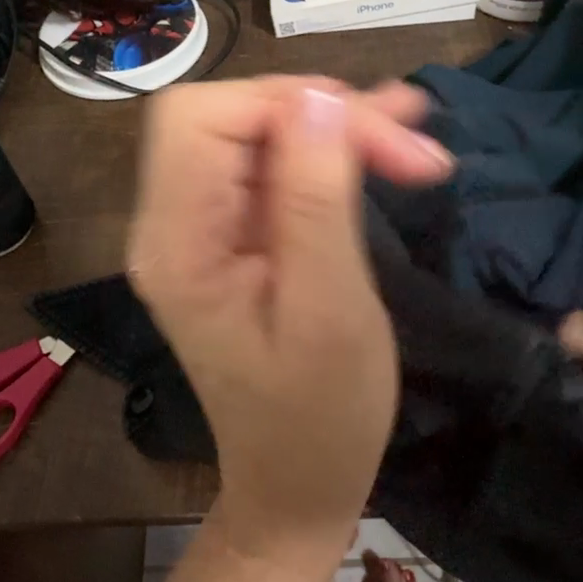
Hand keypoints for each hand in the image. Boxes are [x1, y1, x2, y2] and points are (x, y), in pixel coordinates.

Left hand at [127, 77, 453, 568]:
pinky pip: (272, 163)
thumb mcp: (330, 312)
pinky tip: (384, 142)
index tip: (368, 133)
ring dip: (333, 125)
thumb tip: (317, 98)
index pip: (200, 119)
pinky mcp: (230, 230)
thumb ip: (316, 201)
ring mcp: (199, 224)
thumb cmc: (320, 418)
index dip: (281, 104)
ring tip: (412, 127)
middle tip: (408, 139)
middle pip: (228, 116)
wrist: (299, 484)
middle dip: (318, 112)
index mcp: (176, 244)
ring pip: (257, 131)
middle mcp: (170, 222)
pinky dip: (327, 148)